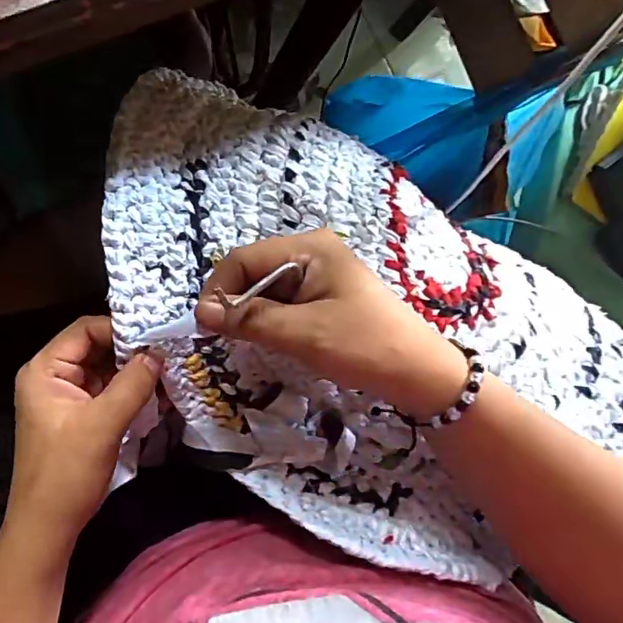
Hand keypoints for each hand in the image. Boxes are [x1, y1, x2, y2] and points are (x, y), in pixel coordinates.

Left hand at [8, 316, 161, 549]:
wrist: (48, 528)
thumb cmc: (66, 473)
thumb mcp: (102, 424)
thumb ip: (132, 385)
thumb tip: (158, 354)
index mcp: (44, 370)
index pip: (84, 330)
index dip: (120, 329)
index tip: (156, 336)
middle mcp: (52, 377)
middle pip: (96, 349)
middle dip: (132, 352)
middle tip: (171, 352)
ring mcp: (66, 398)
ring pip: (106, 372)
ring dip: (135, 374)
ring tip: (171, 372)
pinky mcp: (80, 418)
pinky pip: (108, 394)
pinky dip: (131, 394)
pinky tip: (159, 396)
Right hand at [195, 229, 468, 416]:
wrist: (420, 373)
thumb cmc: (363, 346)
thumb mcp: (302, 334)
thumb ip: (251, 320)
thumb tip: (202, 313)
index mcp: (308, 248)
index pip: (243, 258)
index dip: (219, 289)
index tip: (206, 325)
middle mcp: (311, 252)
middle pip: (252, 270)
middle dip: (234, 302)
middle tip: (224, 338)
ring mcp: (318, 273)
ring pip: (264, 288)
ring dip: (252, 314)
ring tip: (249, 342)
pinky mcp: (322, 295)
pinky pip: (281, 301)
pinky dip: (269, 320)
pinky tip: (273, 340)